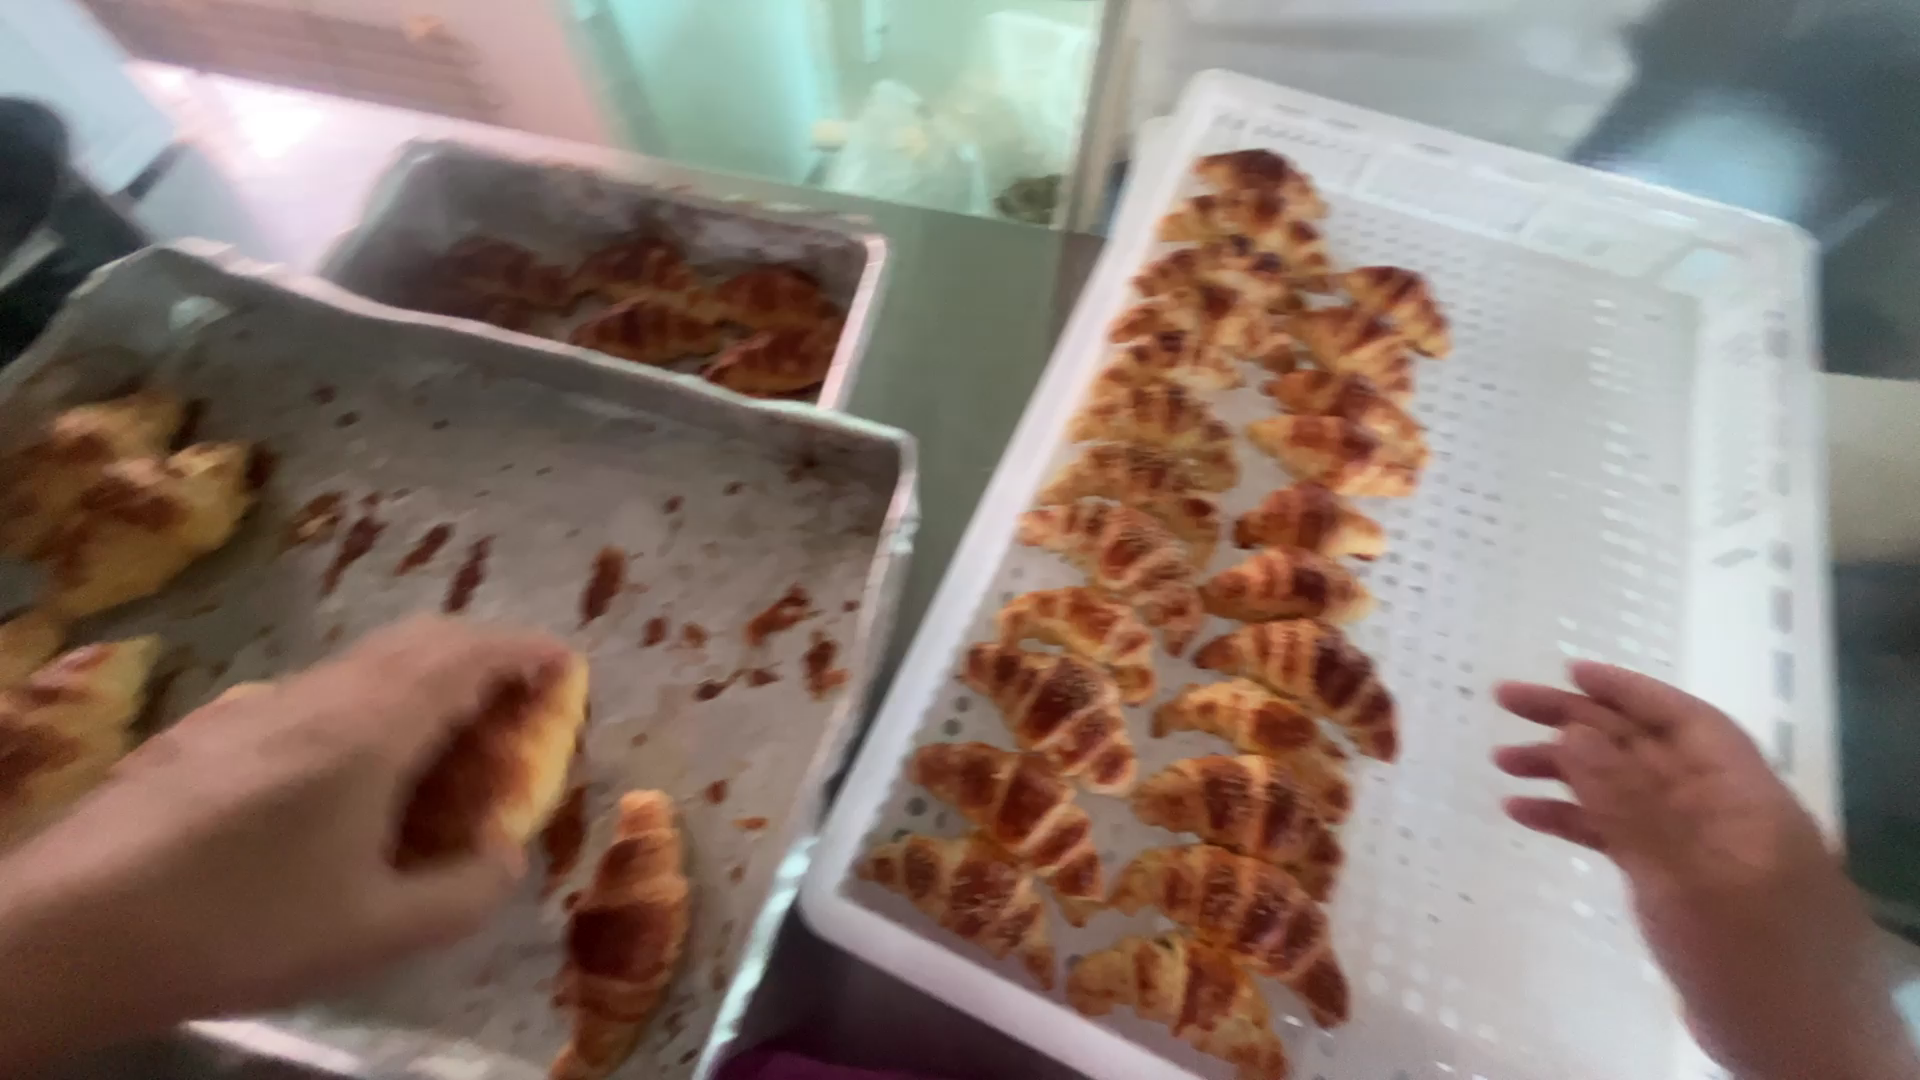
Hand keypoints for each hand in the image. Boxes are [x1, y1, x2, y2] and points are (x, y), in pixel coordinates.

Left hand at [0, 616, 568, 1072]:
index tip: (568, 669)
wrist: (41, 939)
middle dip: (493, 650)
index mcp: (375, 731)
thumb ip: (466, 895)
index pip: (474, 656)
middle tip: (521, 695)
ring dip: (438, 666)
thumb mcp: (371, 934)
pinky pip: (333, 681)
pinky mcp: (224, 722)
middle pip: (431, 636)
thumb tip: (507, 858)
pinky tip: (362, 754)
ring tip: (455, 722)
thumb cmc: (228, 926)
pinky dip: (384, 688)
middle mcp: (329, 696)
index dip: (531, 651)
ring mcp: (270, 702)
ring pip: (379, 653)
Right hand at [1495, 661, 1919, 1079]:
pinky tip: (1522, 815)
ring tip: (1500, 761)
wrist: (1803, 1062)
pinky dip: (1570, 818)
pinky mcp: (1675, 882)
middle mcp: (1721, 814)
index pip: (1687, 724)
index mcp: (1745, 802)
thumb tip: (1575, 731)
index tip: (1566, 670)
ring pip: (1619, 788)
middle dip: (1574, 721)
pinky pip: (1614, 832)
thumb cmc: (1754, 962)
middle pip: (1640, 749)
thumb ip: (1626, 801)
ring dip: (1562, 769)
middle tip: (1503, 700)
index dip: (1630, 691)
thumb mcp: (1684, 877)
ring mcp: (1697, 849)